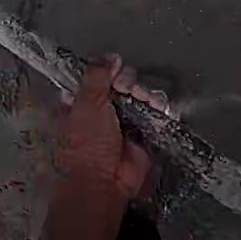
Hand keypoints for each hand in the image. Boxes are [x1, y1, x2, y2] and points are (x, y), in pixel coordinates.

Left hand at [55, 55, 152, 201]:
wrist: (104, 183)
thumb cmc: (86, 144)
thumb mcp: (86, 103)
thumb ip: (96, 75)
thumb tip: (110, 56)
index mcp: (79, 102)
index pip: (96, 76)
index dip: (108, 70)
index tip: (115, 69)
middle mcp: (100, 111)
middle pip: (121, 83)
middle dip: (129, 82)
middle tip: (128, 89)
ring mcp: (122, 123)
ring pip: (139, 96)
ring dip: (145, 94)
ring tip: (146, 100)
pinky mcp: (142, 135)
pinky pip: (154, 114)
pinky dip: (160, 108)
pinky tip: (161, 107)